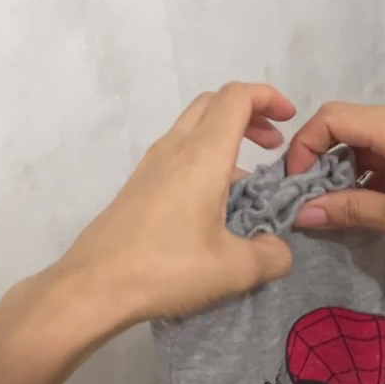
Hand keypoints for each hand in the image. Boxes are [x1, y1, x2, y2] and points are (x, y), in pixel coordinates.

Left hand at [54, 82, 298, 325]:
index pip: (236, 98)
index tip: (290, 120)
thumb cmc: (166, 269)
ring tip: (246, 183)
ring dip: (225, 138)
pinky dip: (203, 159)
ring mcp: (151, 165)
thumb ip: (272, 256)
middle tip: (272, 145)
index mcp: (202, 155)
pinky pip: (177, 154)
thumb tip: (280, 249)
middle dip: (248, 114)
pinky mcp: (138, 185)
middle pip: (213, 104)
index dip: (268, 97)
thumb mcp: (233, 270)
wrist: (94, 286)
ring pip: (193, 128)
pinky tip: (213, 205)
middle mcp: (175, 149)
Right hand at [282, 103, 384, 282]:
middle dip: (323, 157)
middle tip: (311, 199)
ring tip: (338, 206)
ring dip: (349, 165)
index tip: (296, 184)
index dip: (305, 145)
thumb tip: (303, 212)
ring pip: (374, 136)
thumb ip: (353, 210)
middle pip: (353, 123)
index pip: (335, 117)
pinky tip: (373, 201)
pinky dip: (376, 168)